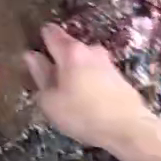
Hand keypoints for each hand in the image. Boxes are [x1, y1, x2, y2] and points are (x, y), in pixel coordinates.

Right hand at [25, 23, 157, 152]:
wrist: (129, 128)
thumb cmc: (83, 114)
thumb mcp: (50, 100)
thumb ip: (39, 74)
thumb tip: (31, 56)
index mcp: (70, 51)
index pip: (50, 32)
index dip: (40, 39)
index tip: (34, 54)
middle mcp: (90, 49)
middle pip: (68, 47)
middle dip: (57, 60)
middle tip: (50, 84)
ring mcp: (107, 61)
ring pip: (82, 61)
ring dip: (74, 72)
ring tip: (68, 96)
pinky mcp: (119, 75)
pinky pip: (95, 73)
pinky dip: (88, 81)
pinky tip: (87, 101)